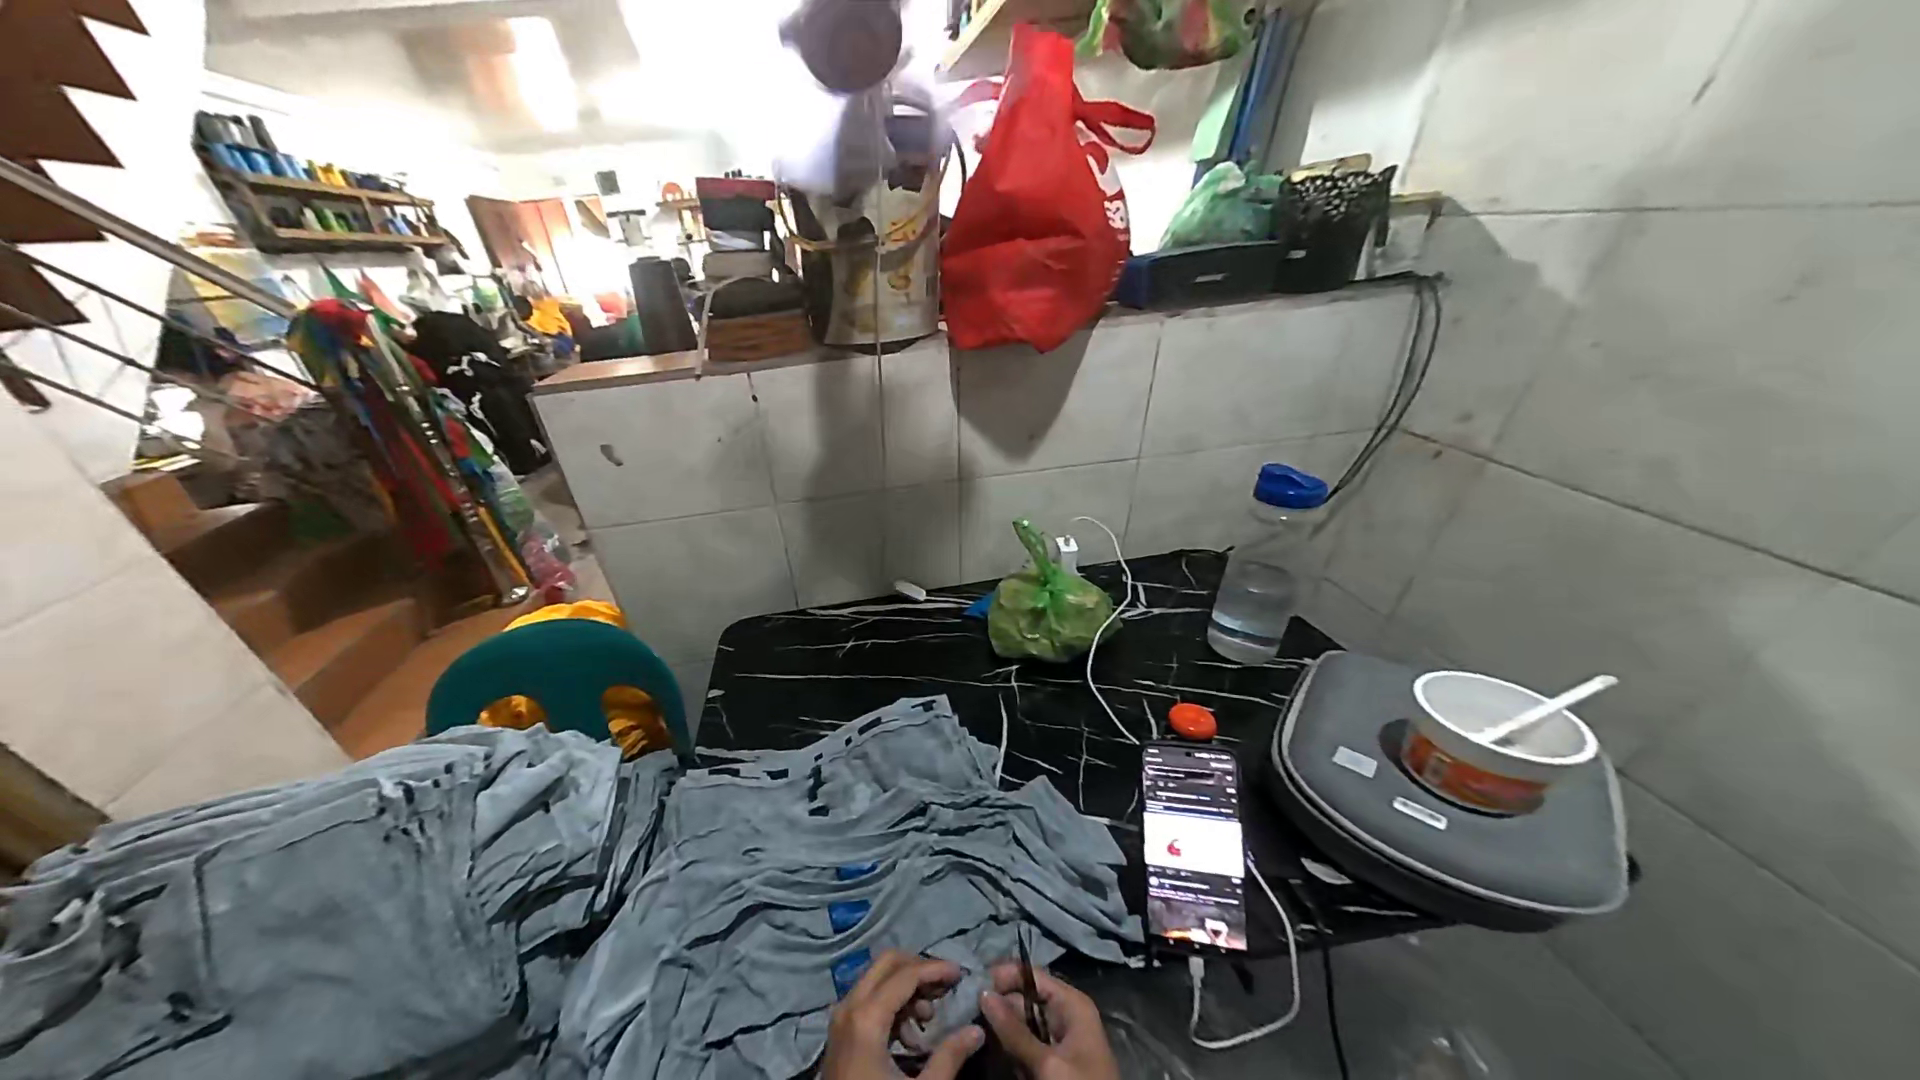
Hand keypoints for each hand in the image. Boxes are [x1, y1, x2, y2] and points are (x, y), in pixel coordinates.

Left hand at [823, 951, 984, 1079]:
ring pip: (876, 978)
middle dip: (919, 969)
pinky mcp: (839, 1031)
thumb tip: (977, 1030)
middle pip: (887, 963)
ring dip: (906, 987)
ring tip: (929, 1016)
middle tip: (945, 986)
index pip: (906, 974)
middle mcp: (849, 1006)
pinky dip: (891, 1003)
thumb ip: (949, 1057)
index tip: (961, 973)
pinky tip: (909, 1035)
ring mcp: (840, 1017)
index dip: (936, 969)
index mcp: (866, 1018)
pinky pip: (867, 998)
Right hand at [977, 963, 1119, 1079]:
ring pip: (1020, 1024)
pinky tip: (997, 1055)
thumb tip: (983, 993)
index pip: (1031, 975)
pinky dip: (1010, 1051)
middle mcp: (1063, 1013)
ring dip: (1002, 1033)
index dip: (1003, 976)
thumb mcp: (1047, 1064)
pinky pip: (1024, 1046)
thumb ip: (1014, 1031)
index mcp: (1070, 1003)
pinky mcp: (1050, 1061)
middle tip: (970, 1015)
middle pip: (1022, 998)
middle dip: (998, 1007)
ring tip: (981, 1035)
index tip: (974, 986)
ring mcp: (1057, 1039)